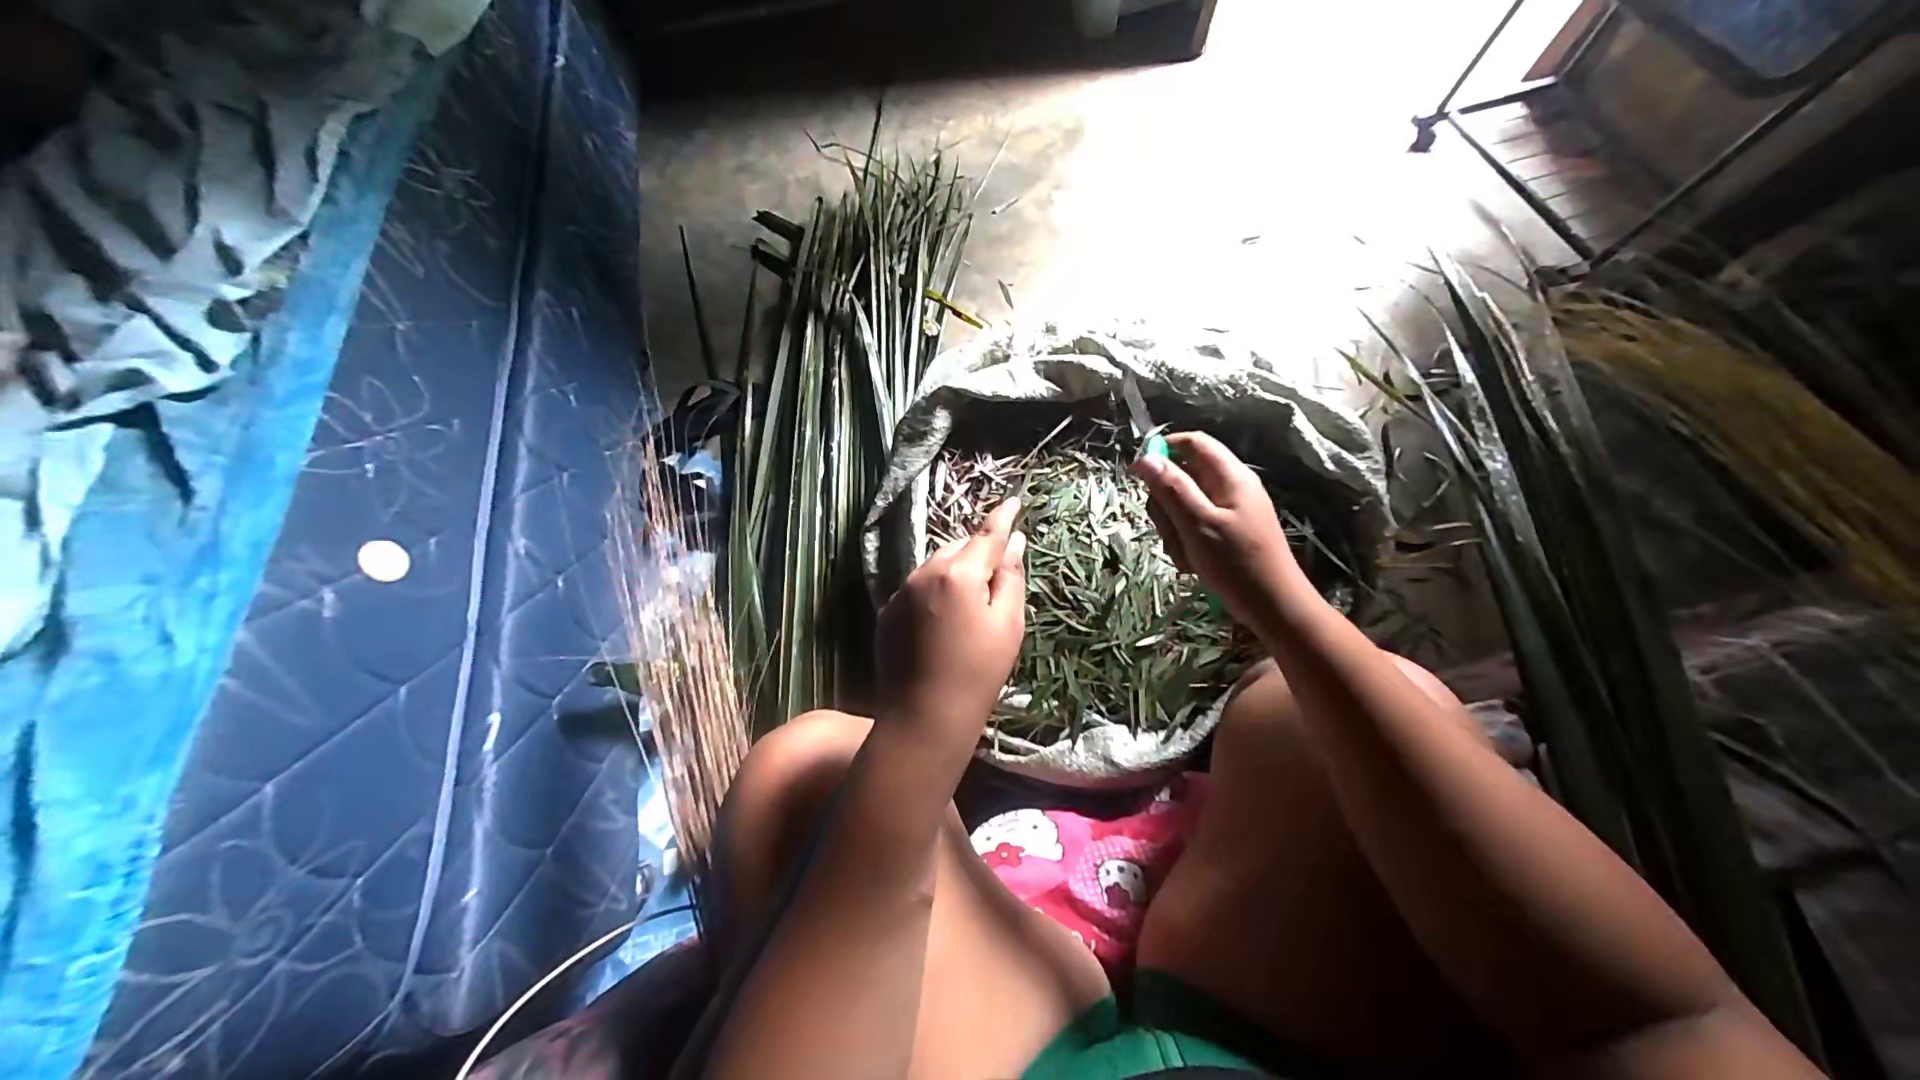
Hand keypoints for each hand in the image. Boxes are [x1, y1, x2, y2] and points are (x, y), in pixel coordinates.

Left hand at [876, 499, 1027, 738]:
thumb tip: (1015, 540)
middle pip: (958, 550)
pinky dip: (932, 593)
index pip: (986, 535)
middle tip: (995, 579)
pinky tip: (942, 623)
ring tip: (969, 605)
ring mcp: (900, 593)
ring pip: (934, 568)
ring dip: (953, 573)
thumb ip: (1010, 576)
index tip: (1013, 501)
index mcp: (958, 573)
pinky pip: (916, 590)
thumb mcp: (1007, 623)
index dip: (1002, 518)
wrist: (925, 715)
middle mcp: (923, 573)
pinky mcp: (887, 613)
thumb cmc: (978, 671)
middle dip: (977, 554)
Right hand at [1131, 432, 1307, 633]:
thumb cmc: (1237, 563)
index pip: (1192, 443)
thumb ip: (1171, 488)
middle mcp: (1231, 487)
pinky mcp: (1227, 531)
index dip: (1163, 451)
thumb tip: (1144, 458)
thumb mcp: (1197, 524)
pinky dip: (1185, 541)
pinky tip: (1192, 563)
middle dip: (1165, 502)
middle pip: (1182, 476)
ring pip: (1183, 504)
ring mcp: (1229, 510)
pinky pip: (1193, 525)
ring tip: (1184, 553)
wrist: (1274, 607)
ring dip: (1173, 527)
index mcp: (1230, 476)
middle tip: (1169, 530)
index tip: (1140, 476)